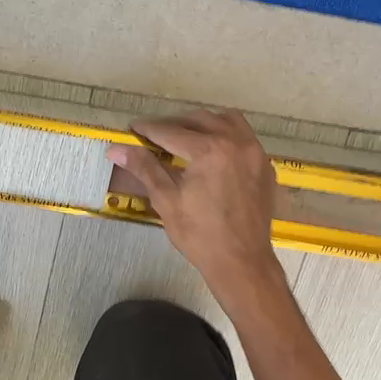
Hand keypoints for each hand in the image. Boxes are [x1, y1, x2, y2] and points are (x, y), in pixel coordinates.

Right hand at [107, 109, 281, 294]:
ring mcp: (255, 152)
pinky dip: (226, 136)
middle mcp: (235, 142)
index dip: (148, 129)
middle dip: (174, 124)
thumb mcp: (166, 200)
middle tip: (155, 137)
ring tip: (186, 138)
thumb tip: (116, 149)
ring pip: (227, 120)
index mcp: (209, 150)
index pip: (171, 131)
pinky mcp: (264, 165)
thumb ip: (144, 168)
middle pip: (199, 119)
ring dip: (204, 123)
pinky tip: (213, 154)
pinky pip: (245, 137)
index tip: (133, 129)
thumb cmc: (199, 234)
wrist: (241, 260)